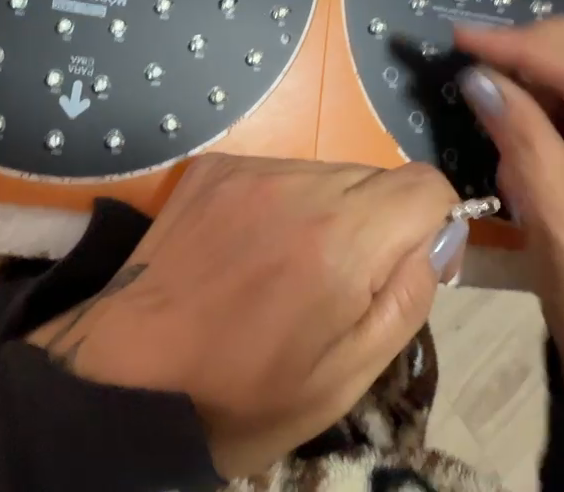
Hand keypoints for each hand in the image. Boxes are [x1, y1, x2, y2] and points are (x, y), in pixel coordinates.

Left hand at [27, 155, 459, 478]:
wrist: (123, 379)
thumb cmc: (243, 396)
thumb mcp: (346, 377)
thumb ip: (406, 296)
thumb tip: (441, 236)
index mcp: (340, 240)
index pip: (425, 185)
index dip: (431, 225)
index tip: (405, 267)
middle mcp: (296, 185)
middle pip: (375, 177)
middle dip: (377, 223)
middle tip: (336, 282)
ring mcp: (248, 170)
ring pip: (327, 172)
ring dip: (327, 211)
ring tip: (285, 269)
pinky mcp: (211, 167)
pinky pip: (277, 170)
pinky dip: (280, 203)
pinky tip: (249, 250)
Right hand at [453, 19, 563, 458]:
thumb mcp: (559, 224)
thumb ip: (522, 140)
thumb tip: (478, 75)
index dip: (523, 48)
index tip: (462, 39)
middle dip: (540, 45)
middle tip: (483, 64)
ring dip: (538, 74)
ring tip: (493, 102)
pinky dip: (541, 103)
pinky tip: (513, 130)